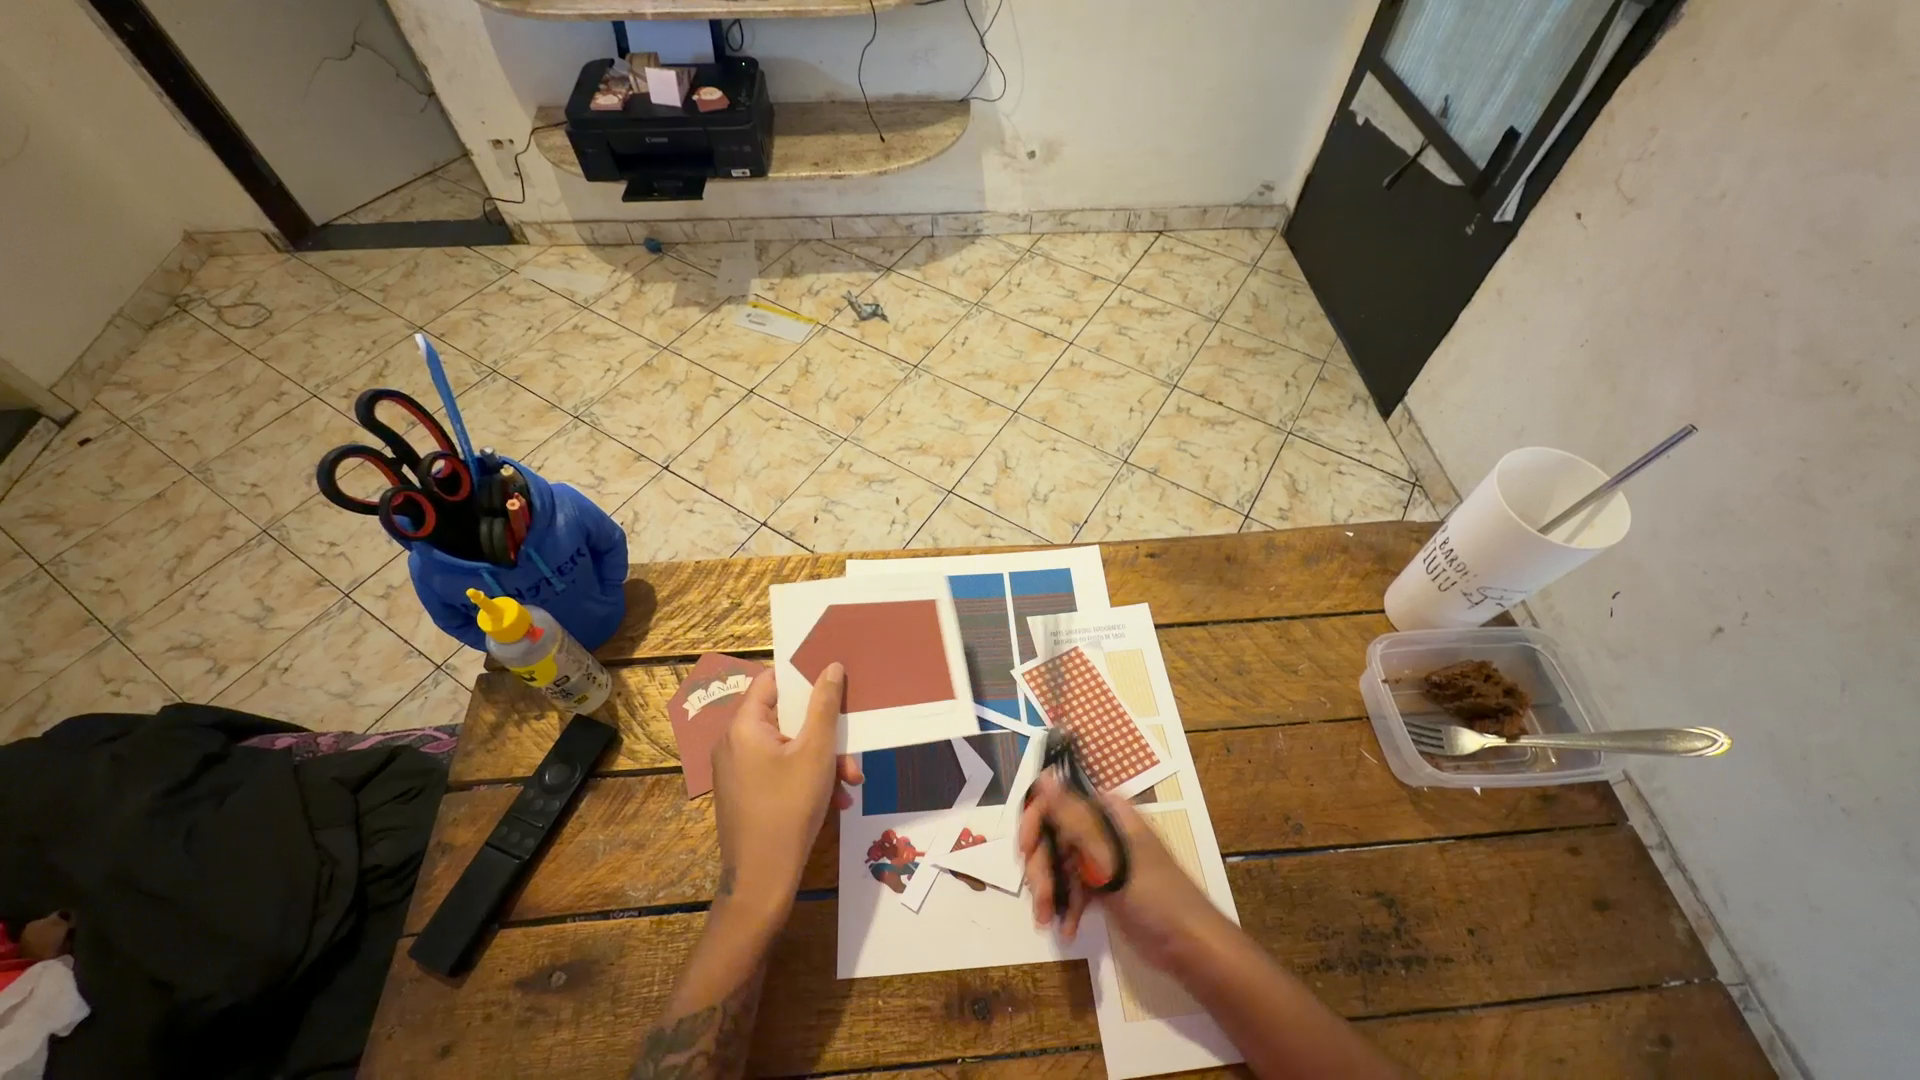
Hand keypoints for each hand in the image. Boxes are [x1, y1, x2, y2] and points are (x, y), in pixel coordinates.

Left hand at [710, 664, 861, 928]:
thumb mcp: (817, 753)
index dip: (803, 676)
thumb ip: (825, 706)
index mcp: (744, 725)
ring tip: (849, 782)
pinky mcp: (745, 792)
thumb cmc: (789, 808)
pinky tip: (834, 800)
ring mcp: (737, 769)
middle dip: (824, 732)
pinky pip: (779, 769)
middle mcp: (734, 742)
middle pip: (785, 717)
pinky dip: (807, 777)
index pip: (771, 680)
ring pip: (787, 746)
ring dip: (822, 759)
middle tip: (851, 749)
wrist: (761, 879)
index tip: (833, 679)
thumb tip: (831, 667)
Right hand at [1017, 772, 1230, 971]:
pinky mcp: (1103, 887)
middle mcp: (1102, 829)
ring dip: (1050, 891)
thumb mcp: (1110, 855)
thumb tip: (1044, 776)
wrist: (1190, 945)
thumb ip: (1073, 817)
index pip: (1057, 801)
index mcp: (1108, 811)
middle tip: (1040, 896)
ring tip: (1048, 920)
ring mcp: (1102, 859)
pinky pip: (1072, 888)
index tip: (1024, 850)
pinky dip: (1066, 907)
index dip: (1035, 822)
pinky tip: (1067, 929)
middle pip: (1053, 836)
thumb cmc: (1156, 893)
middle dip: (1042, 868)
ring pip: (1058, 865)